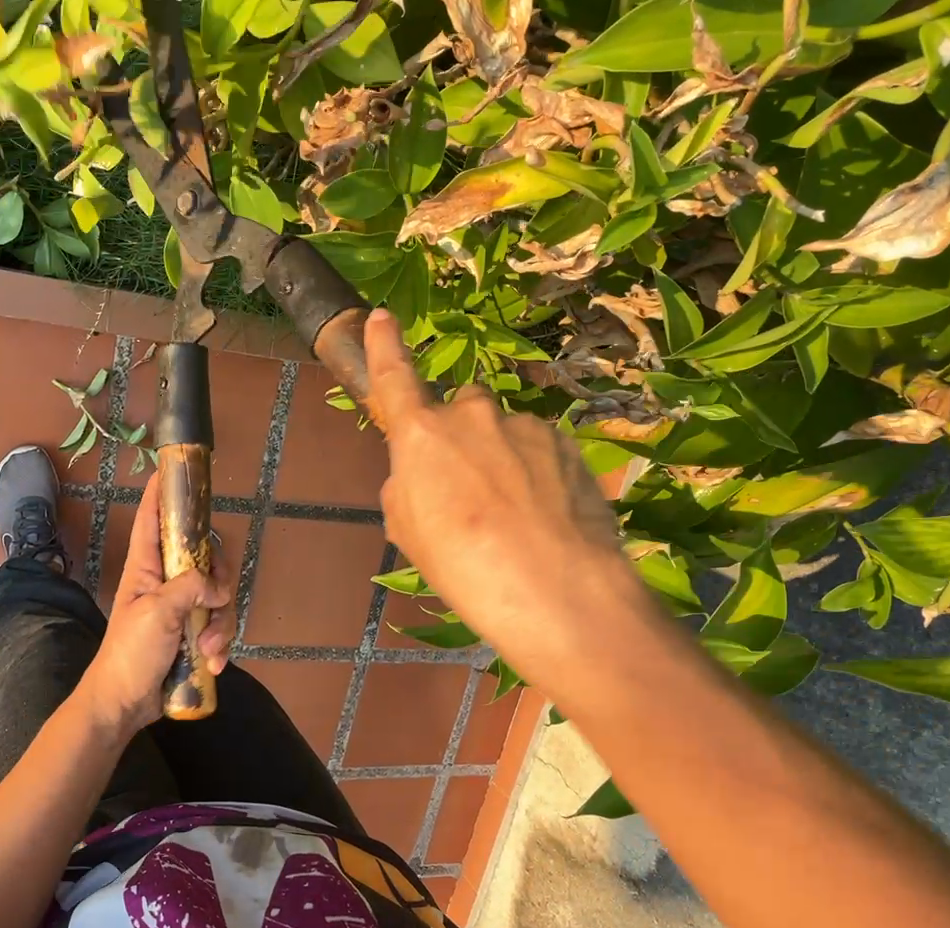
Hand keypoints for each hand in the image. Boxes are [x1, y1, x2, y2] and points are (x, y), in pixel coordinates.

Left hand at [75, 470, 236, 730]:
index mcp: (146, 567)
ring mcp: (180, 606)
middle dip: (219, 581)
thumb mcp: (157, 613)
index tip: (171, 471)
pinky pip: (218, 624)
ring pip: (218, 595)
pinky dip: (221, 643)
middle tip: (216, 600)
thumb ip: (189, 587)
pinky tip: (214, 662)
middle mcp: (165, 580)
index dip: (161, 494)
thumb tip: (215, 586)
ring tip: (210, 648)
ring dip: (221, 623)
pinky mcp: (191, 631)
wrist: (124, 703)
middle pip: (205, 557)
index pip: (152, 519)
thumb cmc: (130, 653)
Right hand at [363, 308, 658, 679]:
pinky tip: (545, 517)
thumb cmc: (461, 564)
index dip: (384, 346)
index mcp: (421, 435)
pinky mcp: (568, 443)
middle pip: (460, 409)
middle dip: (461, 437)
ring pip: (503, 433)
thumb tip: (425, 472)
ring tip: (513, 517)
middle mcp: (472, 415)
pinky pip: (541, 450)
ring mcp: (525, 425)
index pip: (394, 378)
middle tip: (467, 491)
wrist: (554, 588)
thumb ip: (407, 485)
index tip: (381, 316)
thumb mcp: (407, 530)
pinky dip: (538, 474)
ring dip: (502, 460)